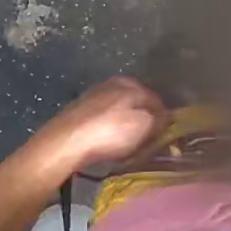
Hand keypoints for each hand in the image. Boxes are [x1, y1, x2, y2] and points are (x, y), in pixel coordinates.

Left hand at [22, 77, 168, 181]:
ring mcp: (92, 97)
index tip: (163, 137)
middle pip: (136, 105)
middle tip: (146, 144)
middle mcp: (111, 84)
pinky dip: (108, 132)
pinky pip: (103, 122)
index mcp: (130, 82)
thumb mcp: (145, 124)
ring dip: (124, 129)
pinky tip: (106, 145)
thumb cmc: (111, 132)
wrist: (66, 142)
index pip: (156, 99)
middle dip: (142, 123)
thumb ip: (159, 118)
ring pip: (119, 113)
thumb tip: (164, 117)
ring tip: (126, 148)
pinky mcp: (78, 112)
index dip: (163, 119)